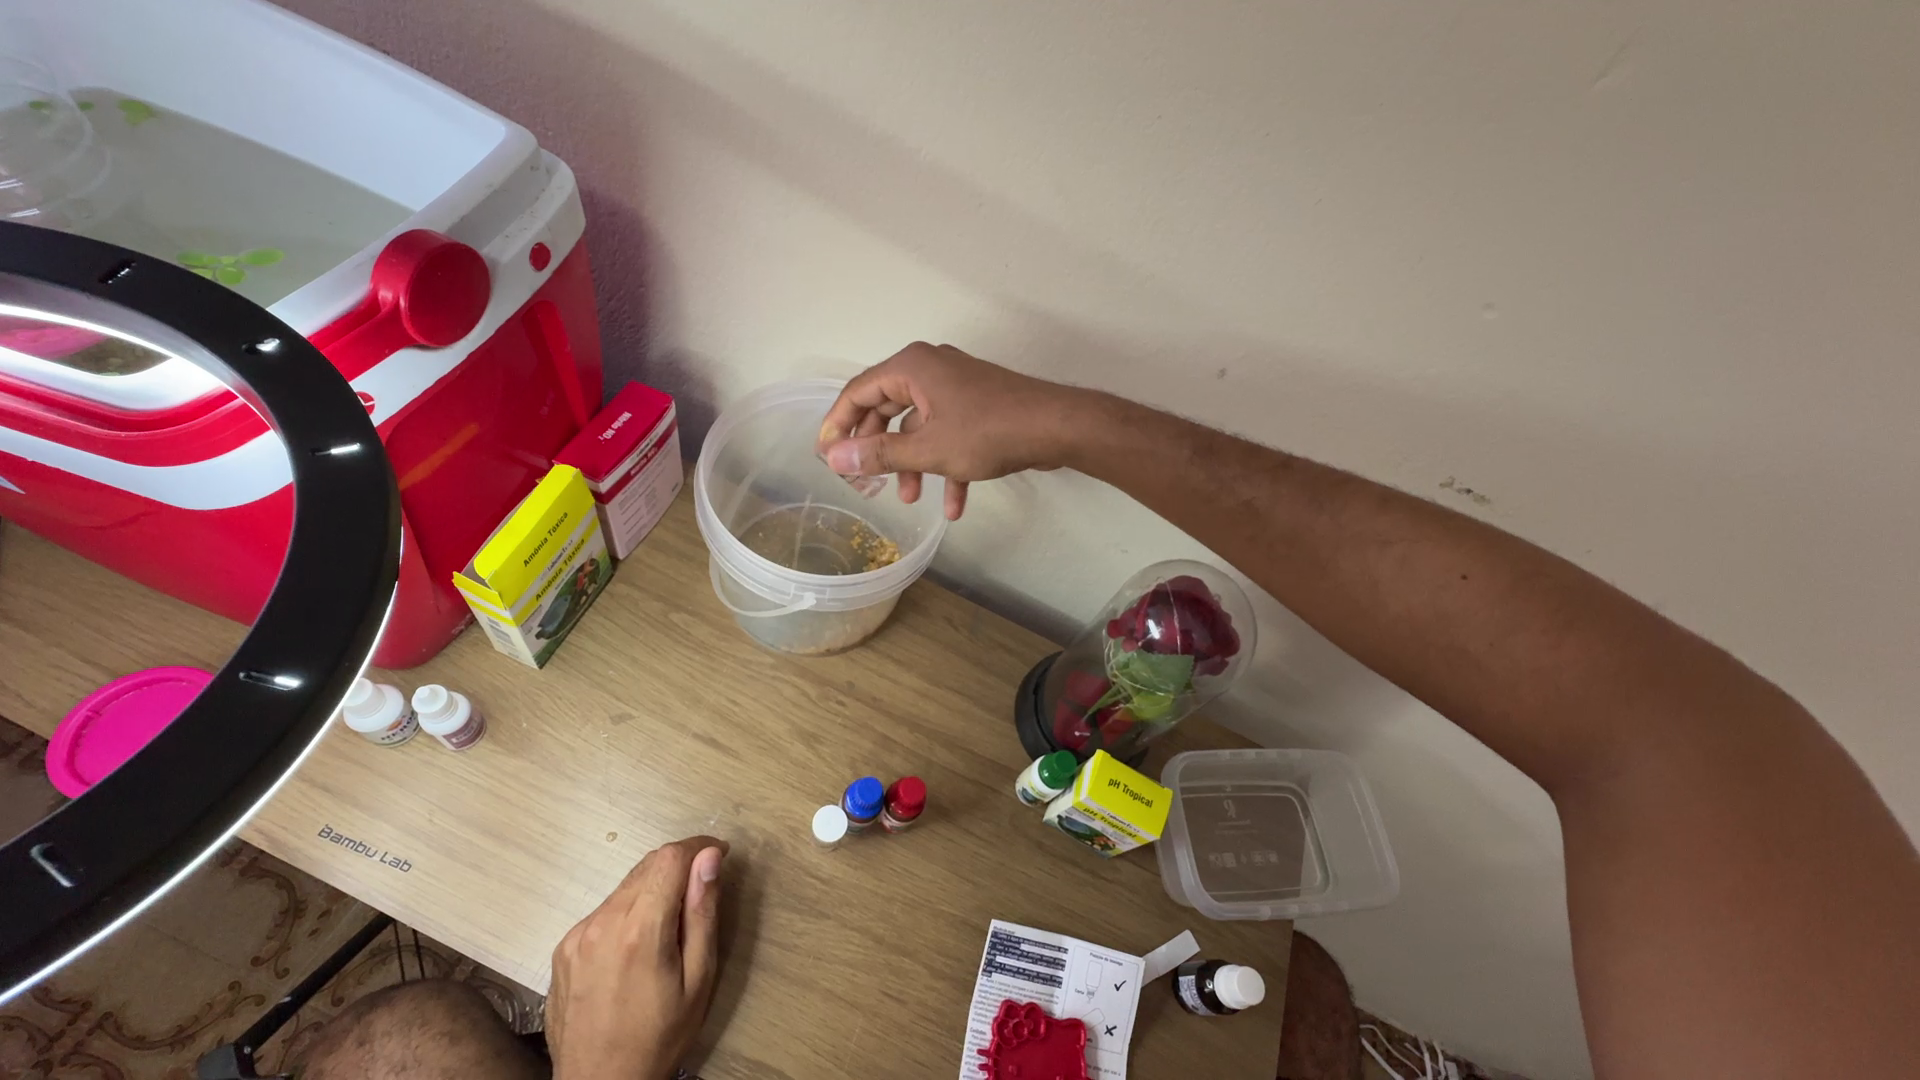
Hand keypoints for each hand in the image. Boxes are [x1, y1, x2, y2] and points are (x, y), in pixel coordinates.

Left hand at [546, 837, 727, 1079]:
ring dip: (655, 886)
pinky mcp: (564, 947)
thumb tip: (710, 857)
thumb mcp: (699, 978)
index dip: (700, 847)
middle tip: (703, 887)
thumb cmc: (660, 1035)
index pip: (670, 857)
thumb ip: (703, 912)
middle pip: (647, 865)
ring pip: (625, 886)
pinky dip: (630, 909)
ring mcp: (577, 934)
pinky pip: (605, 910)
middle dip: (680, 864)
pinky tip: (639, 943)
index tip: (721, 854)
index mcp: (640, 929)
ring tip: (673, 921)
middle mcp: (602, 921)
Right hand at [817, 342, 1083, 518]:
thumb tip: (834, 458)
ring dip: (913, 464)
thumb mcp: (927, 449)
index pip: (858, 392)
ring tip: (910, 499)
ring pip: (919, 427)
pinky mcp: (977, 406)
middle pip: (886, 409)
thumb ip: (878, 454)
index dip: (837, 424)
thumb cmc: (989, 432)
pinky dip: (947, 466)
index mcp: (911, 367)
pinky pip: (949, 434)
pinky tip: (954, 507)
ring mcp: (956, 387)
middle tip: (864, 480)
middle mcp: (930, 369)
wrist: (1056, 427)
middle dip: (878, 450)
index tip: (825, 454)